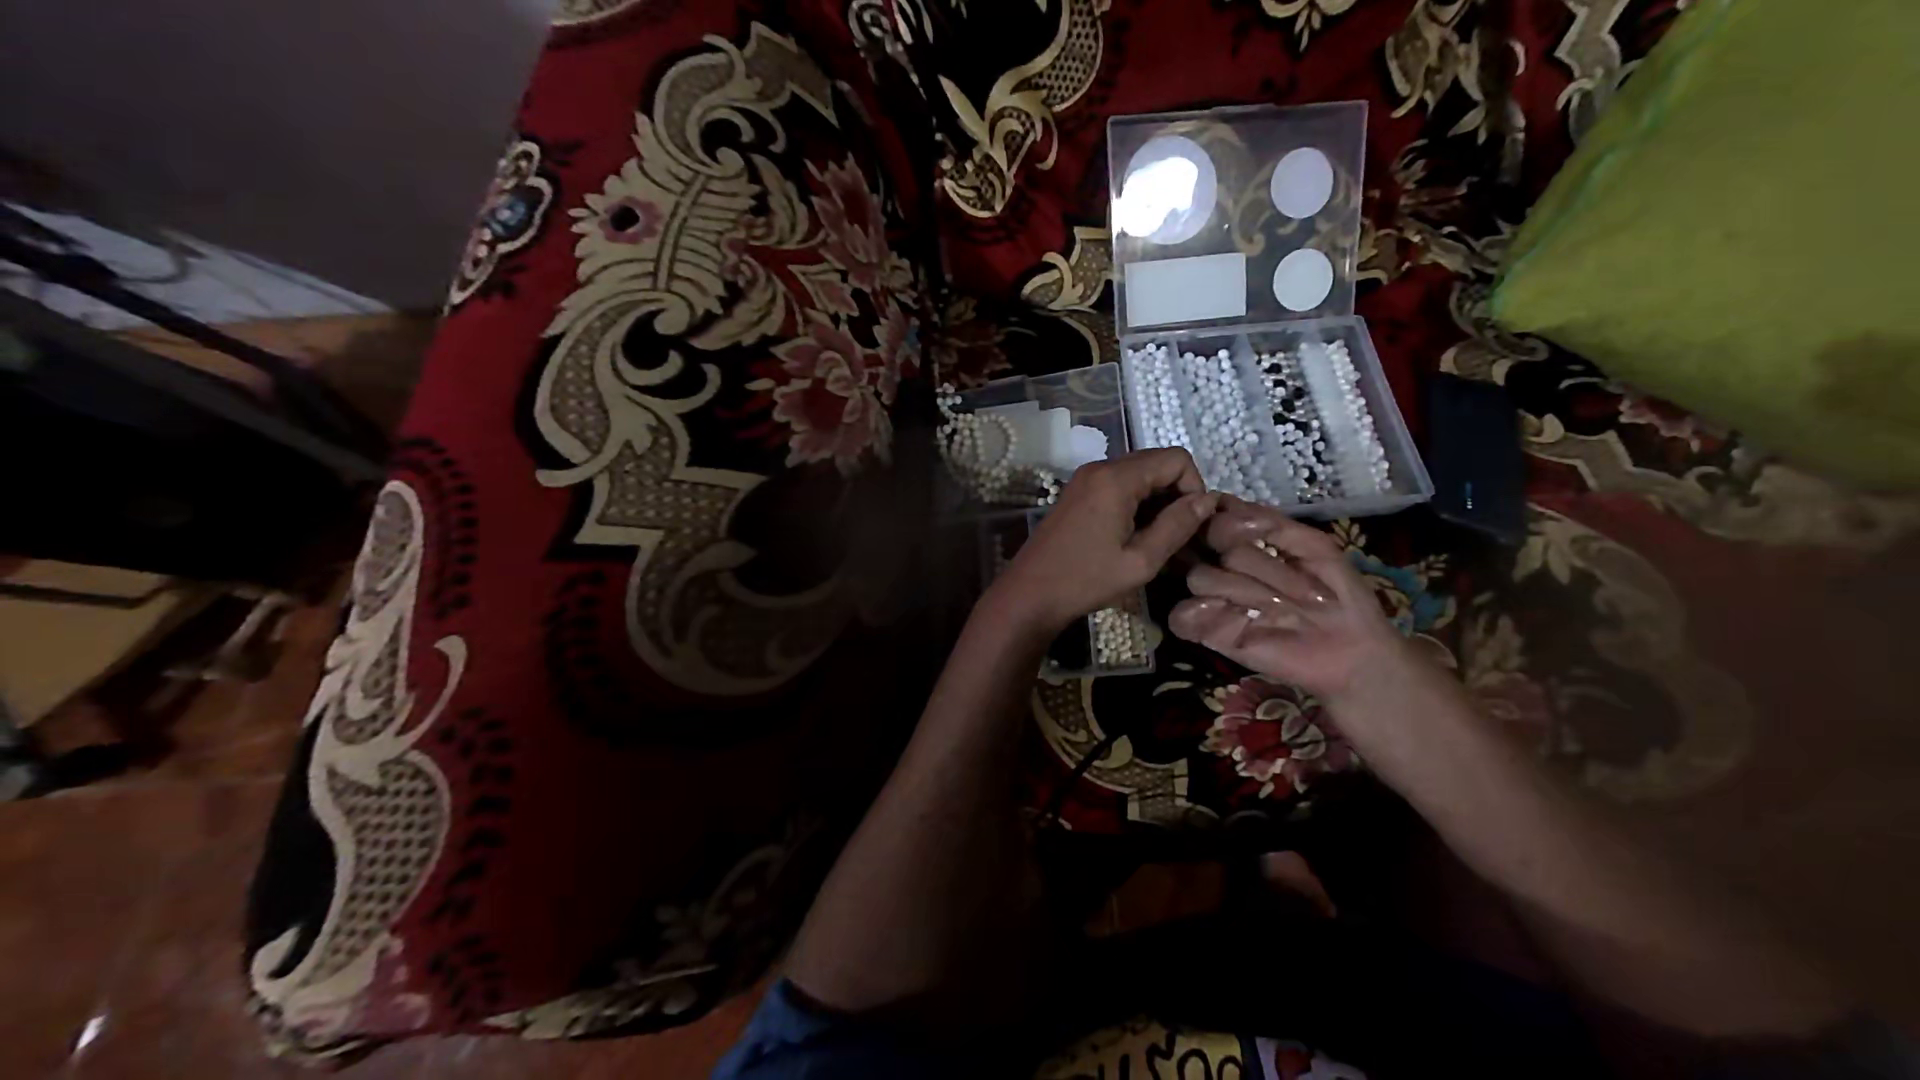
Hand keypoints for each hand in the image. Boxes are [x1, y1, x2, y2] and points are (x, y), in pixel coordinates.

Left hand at [986, 448, 1216, 632]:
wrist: (1030, 594)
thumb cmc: (1086, 580)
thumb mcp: (1141, 560)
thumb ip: (1177, 526)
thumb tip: (1207, 500)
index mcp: (1116, 478)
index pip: (1176, 458)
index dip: (1194, 487)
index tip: (1191, 523)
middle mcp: (1100, 467)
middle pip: (1156, 462)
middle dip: (1176, 493)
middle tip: (1177, 534)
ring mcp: (1085, 478)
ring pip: (1138, 474)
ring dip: (1156, 500)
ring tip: (1157, 539)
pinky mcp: (1077, 492)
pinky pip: (1118, 485)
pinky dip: (1135, 502)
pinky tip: (1133, 535)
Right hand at [1169, 494, 1406, 700]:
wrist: (1351, 651)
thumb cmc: (1337, 595)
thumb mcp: (1314, 547)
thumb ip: (1270, 523)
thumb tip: (1220, 502)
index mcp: (1245, 542)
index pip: (1213, 517)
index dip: (1229, 521)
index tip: (1260, 533)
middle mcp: (1222, 566)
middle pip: (1209, 545)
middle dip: (1256, 563)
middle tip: (1290, 587)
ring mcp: (1214, 599)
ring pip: (1200, 578)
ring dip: (1246, 591)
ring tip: (1280, 609)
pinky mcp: (1210, 633)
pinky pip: (1182, 616)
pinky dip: (1205, 614)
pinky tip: (1243, 622)